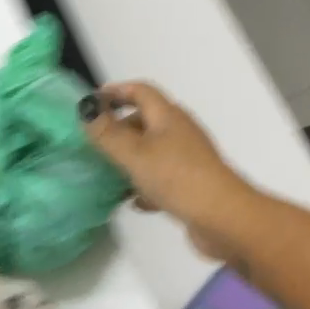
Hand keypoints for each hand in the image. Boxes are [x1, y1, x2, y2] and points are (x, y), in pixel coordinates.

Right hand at [84, 83, 259, 259]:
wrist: (222, 217)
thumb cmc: (177, 178)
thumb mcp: (135, 154)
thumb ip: (108, 133)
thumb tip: (87, 110)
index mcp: (168, 116)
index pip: (141, 91)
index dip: (116, 92)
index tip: (92, 103)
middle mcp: (180, 133)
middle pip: (147, 122)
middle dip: (121, 129)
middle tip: (96, 143)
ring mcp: (188, 161)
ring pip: (154, 153)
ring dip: (132, 160)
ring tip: (108, 173)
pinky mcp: (192, 186)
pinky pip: (163, 180)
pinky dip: (146, 186)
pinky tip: (135, 201)